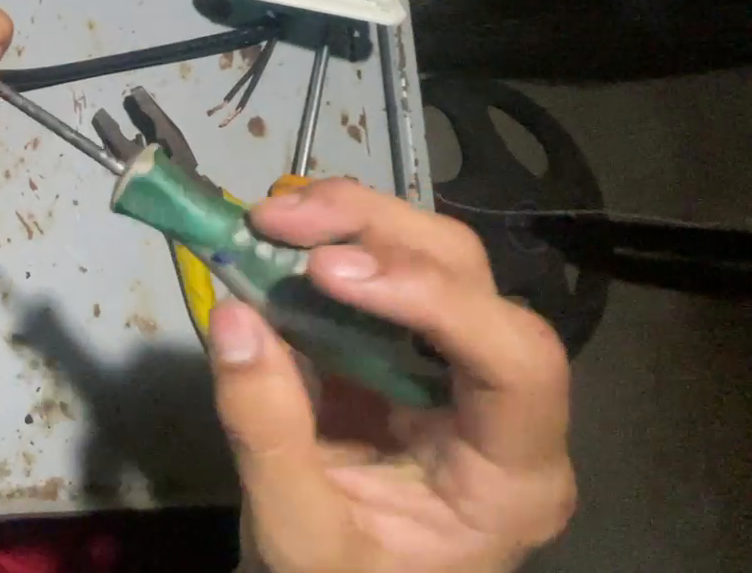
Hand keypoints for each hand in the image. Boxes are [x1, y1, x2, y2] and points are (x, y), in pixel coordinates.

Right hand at [209, 179, 575, 572]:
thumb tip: (233, 315)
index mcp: (509, 473)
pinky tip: (275, 233)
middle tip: (276, 220)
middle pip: (470, 279)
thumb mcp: (297, 533)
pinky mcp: (392, 341)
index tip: (325, 272)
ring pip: (430, 251)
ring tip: (268, 218)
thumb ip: (267, 433)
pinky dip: (326, 235)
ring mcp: (445, 361)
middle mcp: (495, 401)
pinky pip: (376, 265)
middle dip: (375, 232)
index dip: (433, 299)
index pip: (517, 364)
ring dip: (349, 218)